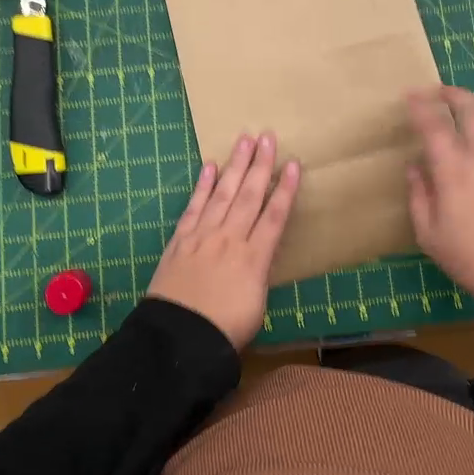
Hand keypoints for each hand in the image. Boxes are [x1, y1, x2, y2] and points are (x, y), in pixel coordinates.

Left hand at [147, 132, 300, 349]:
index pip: (275, 216)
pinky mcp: (180, 239)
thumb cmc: (225, 330)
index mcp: (254, 258)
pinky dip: (203, 185)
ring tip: (244, 140)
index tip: (294, 163)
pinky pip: (194, 206)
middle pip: (249, 195)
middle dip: (260, 164)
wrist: (179, 338)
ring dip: (234, 165)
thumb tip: (261, 253)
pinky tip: (209, 166)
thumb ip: (259, 273)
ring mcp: (203, 236)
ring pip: (222, 193)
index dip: (286, 188)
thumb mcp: (256, 305)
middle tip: (268, 136)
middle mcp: (230, 239)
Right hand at [405, 86, 473, 294]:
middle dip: (454, 94)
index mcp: (453, 170)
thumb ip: (418, 194)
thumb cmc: (467, 254)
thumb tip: (414, 165)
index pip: (434, 126)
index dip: (421, 106)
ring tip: (469, 103)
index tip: (410, 96)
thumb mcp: (427, 232)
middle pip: (471, 110)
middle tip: (441, 91)